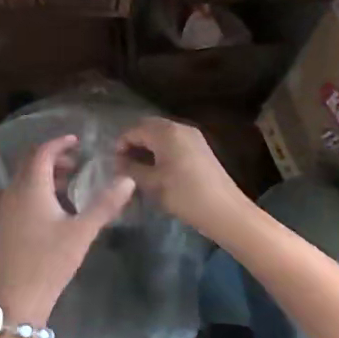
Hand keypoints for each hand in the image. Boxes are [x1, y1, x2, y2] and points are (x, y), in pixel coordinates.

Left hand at [0, 134, 134, 324]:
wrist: (18, 297)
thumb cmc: (50, 262)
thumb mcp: (82, 232)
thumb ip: (105, 204)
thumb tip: (129, 179)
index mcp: (30, 188)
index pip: (42, 153)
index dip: (59, 143)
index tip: (77, 141)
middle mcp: (13, 192)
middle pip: (30, 163)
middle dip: (52, 157)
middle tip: (77, 161)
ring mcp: (5, 208)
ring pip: (24, 179)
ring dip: (44, 174)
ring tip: (69, 182)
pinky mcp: (5, 224)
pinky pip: (19, 193)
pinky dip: (36, 189)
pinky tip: (54, 207)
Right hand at [117, 118, 250, 239]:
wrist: (224, 210)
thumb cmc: (183, 195)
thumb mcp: (151, 183)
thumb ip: (130, 169)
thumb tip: (119, 162)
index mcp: (166, 132)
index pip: (134, 130)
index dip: (120, 144)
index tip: (114, 164)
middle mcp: (180, 127)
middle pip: (148, 127)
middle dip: (133, 142)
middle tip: (124, 163)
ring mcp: (193, 136)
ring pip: (162, 134)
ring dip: (147, 146)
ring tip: (138, 168)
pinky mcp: (200, 148)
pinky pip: (174, 141)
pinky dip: (161, 149)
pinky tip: (158, 168)